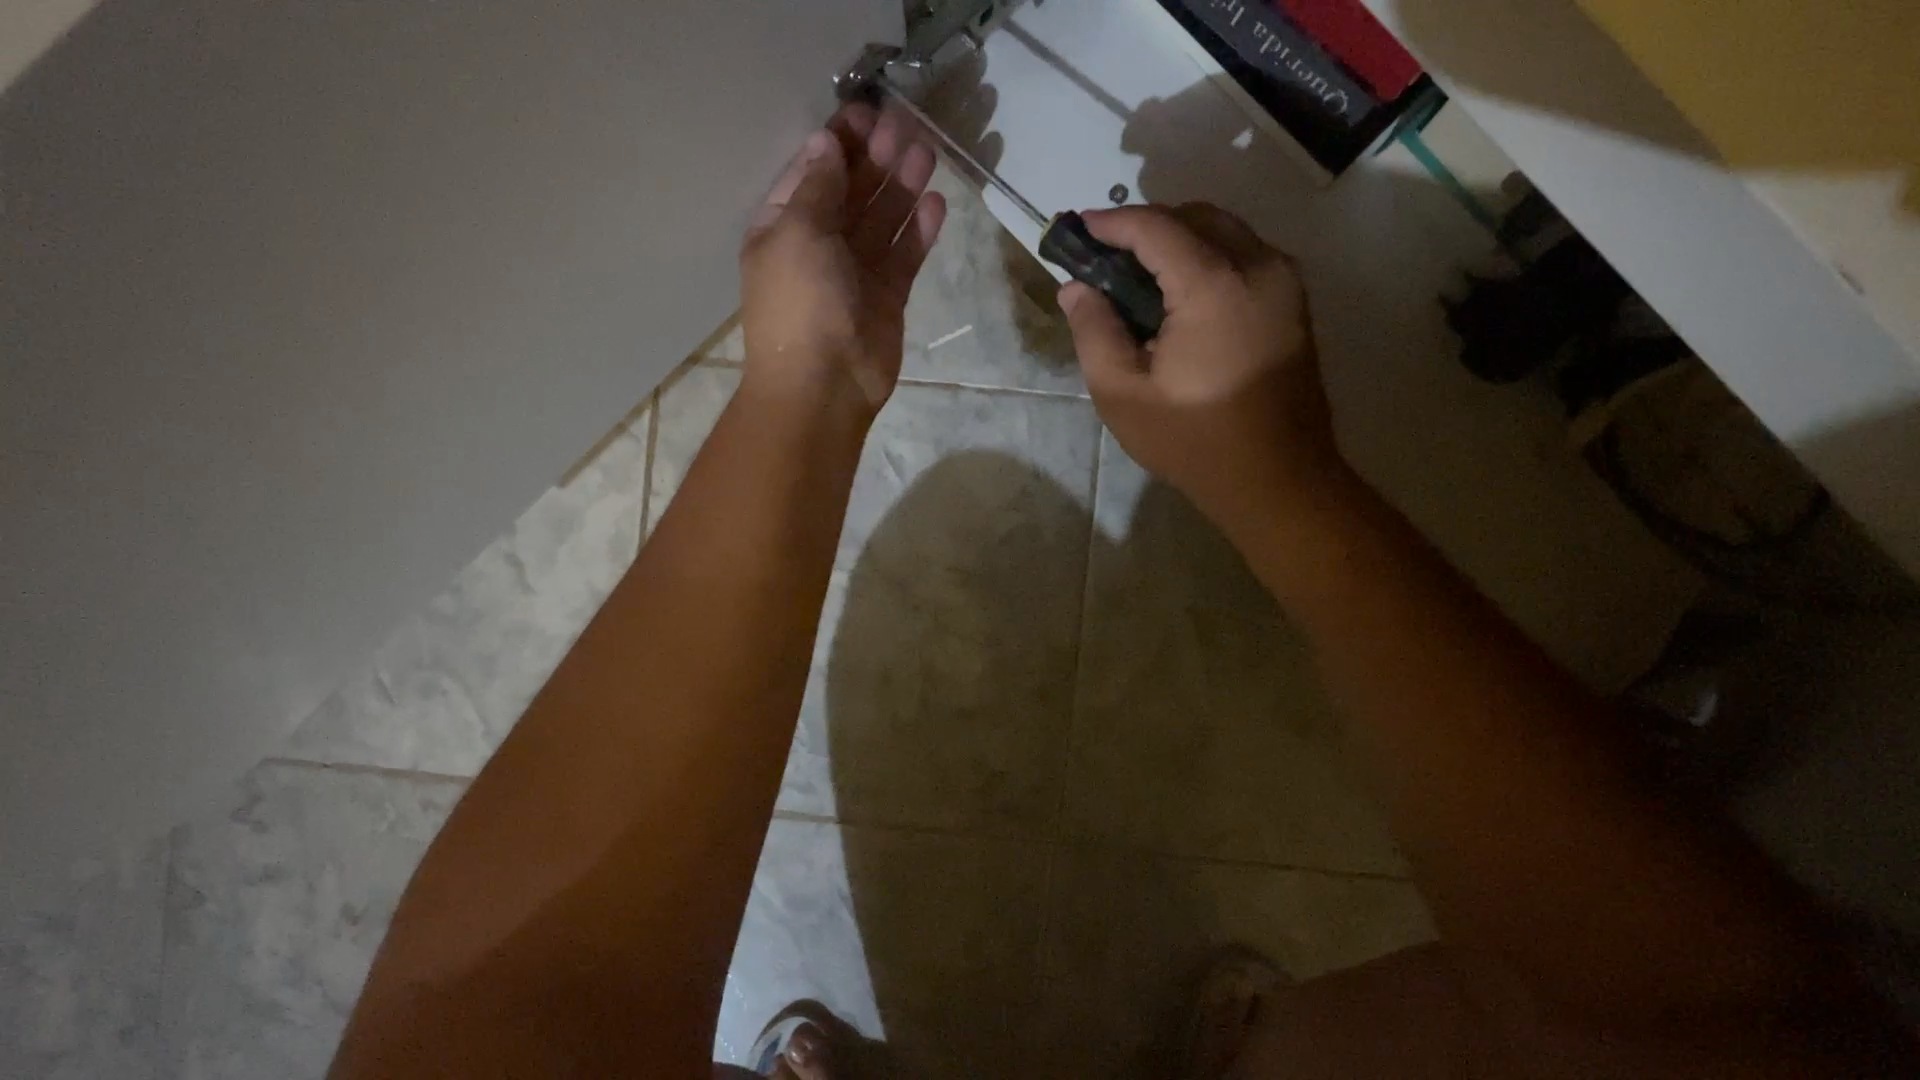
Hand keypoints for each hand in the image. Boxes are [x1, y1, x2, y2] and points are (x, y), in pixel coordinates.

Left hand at [738, 103, 947, 419]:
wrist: (823, 384)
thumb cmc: (800, 303)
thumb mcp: (797, 232)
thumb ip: (819, 186)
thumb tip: (826, 142)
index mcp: (783, 227)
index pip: (813, 173)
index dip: (839, 141)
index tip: (867, 111)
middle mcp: (819, 245)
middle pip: (852, 192)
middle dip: (875, 158)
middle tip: (905, 124)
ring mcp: (855, 272)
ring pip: (882, 220)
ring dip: (901, 186)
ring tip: (926, 150)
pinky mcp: (887, 296)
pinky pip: (904, 255)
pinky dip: (918, 230)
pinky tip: (936, 201)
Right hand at [1059, 203, 1345, 528]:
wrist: (1278, 478)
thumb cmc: (1194, 441)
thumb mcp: (1123, 394)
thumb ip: (1094, 331)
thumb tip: (1075, 288)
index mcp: (1213, 285)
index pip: (1156, 227)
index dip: (1112, 222)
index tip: (1078, 229)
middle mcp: (1258, 266)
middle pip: (1196, 215)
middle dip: (1148, 225)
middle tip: (1108, 256)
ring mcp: (1285, 282)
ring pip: (1226, 230)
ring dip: (1181, 237)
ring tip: (1142, 275)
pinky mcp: (1295, 301)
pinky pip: (1246, 255)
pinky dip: (1210, 256)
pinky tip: (1182, 294)